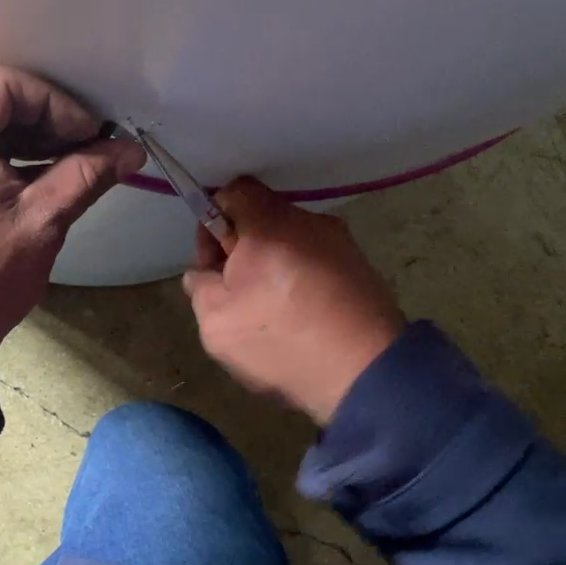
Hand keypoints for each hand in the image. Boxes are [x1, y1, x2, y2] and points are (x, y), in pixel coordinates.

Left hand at [0, 64, 143, 361]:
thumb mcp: (43, 223)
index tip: (85, 134)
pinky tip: (13, 172)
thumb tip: (130, 151)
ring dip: (4, 123)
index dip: (51, 101)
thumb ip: (85, 175)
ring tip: (45, 155)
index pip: (0, 84)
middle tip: (66, 139)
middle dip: (29, 106)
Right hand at [182, 178, 405, 423]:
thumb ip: (201, 288)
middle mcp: (309, 223)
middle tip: (234, 294)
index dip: (212, 219)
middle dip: (242, 251)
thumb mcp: (216, 321)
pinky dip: (300, 284)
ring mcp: (342, 246)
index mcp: (269, 224)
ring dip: (272, 270)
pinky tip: (298, 322)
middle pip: (264, 220)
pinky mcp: (362, 271)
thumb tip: (204, 275)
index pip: (234, 191)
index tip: (211, 262)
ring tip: (268, 314)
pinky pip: (317, 265)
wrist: (364, 373)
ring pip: (292, 244)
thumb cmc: (280, 340)